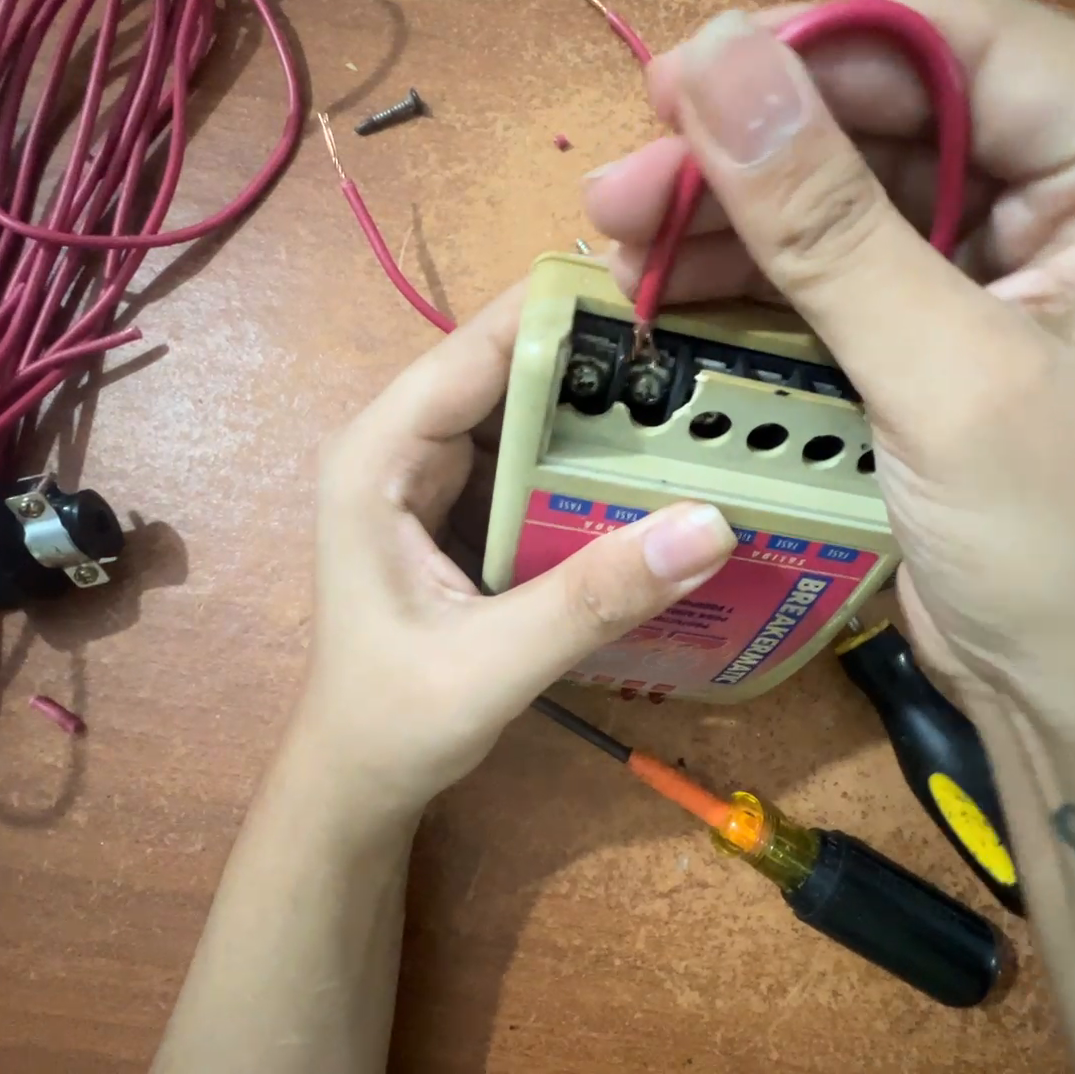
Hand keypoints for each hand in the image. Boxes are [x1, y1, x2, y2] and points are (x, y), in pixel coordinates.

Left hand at [300, 286, 736, 810]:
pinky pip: (538, 466)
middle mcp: (404, 450)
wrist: (363, 778)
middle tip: (704, 358)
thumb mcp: (492, 664)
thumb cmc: (396, 722)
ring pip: (529, 418)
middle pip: (509, 374)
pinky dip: (593, 466)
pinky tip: (658, 471)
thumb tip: (711, 525)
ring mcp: (438, 479)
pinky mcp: (468, 512)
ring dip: (604, 414)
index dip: (562, 316)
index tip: (661, 297)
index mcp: (378, 459)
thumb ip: (593, 598)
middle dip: (599, 363)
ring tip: (699, 402)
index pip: (474, 353)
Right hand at [584, 0, 1074, 726]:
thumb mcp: (950, 379)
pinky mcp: (937, 337)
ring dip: (731, 223)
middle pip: (888, 124)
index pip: (963, 45)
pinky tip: (671, 289)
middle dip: (751, 154)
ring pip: (845, 203)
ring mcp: (1001, 270)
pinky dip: (751, 287)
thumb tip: (716, 62)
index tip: (676, 82)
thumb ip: (830, 225)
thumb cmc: (1067, 549)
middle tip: (623, 186)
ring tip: (620, 239)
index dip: (812, 51)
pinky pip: (832, 280)